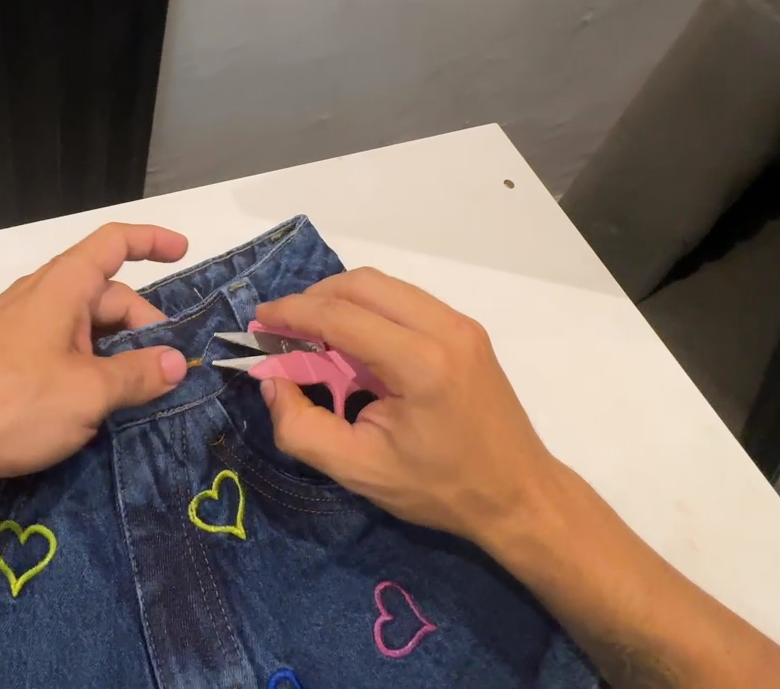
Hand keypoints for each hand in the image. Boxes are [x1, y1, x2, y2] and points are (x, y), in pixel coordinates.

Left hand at [0, 224, 191, 482]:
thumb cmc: (9, 402)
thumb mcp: (86, 394)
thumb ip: (136, 375)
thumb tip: (176, 362)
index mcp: (63, 286)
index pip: (114, 243)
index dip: (152, 241)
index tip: (184, 252)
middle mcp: (41, 298)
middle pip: (106, 294)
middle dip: (142, 325)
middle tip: (165, 371)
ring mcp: (20, 330)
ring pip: (84, 328)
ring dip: (115, 351)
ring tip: (134, 394)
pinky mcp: (5, 363)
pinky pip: (59, 352)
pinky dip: (87, 368)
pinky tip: (92, 406)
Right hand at [253, 268, 560, 544]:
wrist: (519, 496)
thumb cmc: (439, 488)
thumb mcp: (359, 470)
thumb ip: (302, 428)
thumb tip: (271, 381)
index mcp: (420, 364)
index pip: (341, 316)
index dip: (292, 313)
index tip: (259, 320)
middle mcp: (444, 328)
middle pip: (361, 284)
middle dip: (313, 297)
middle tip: (283, 326)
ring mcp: (459, 323)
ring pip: (382, 284)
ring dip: (339, 298)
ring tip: (312, 331)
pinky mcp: (465, 328)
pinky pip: (402, 298)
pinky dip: (367, 306)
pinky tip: (352, 338)